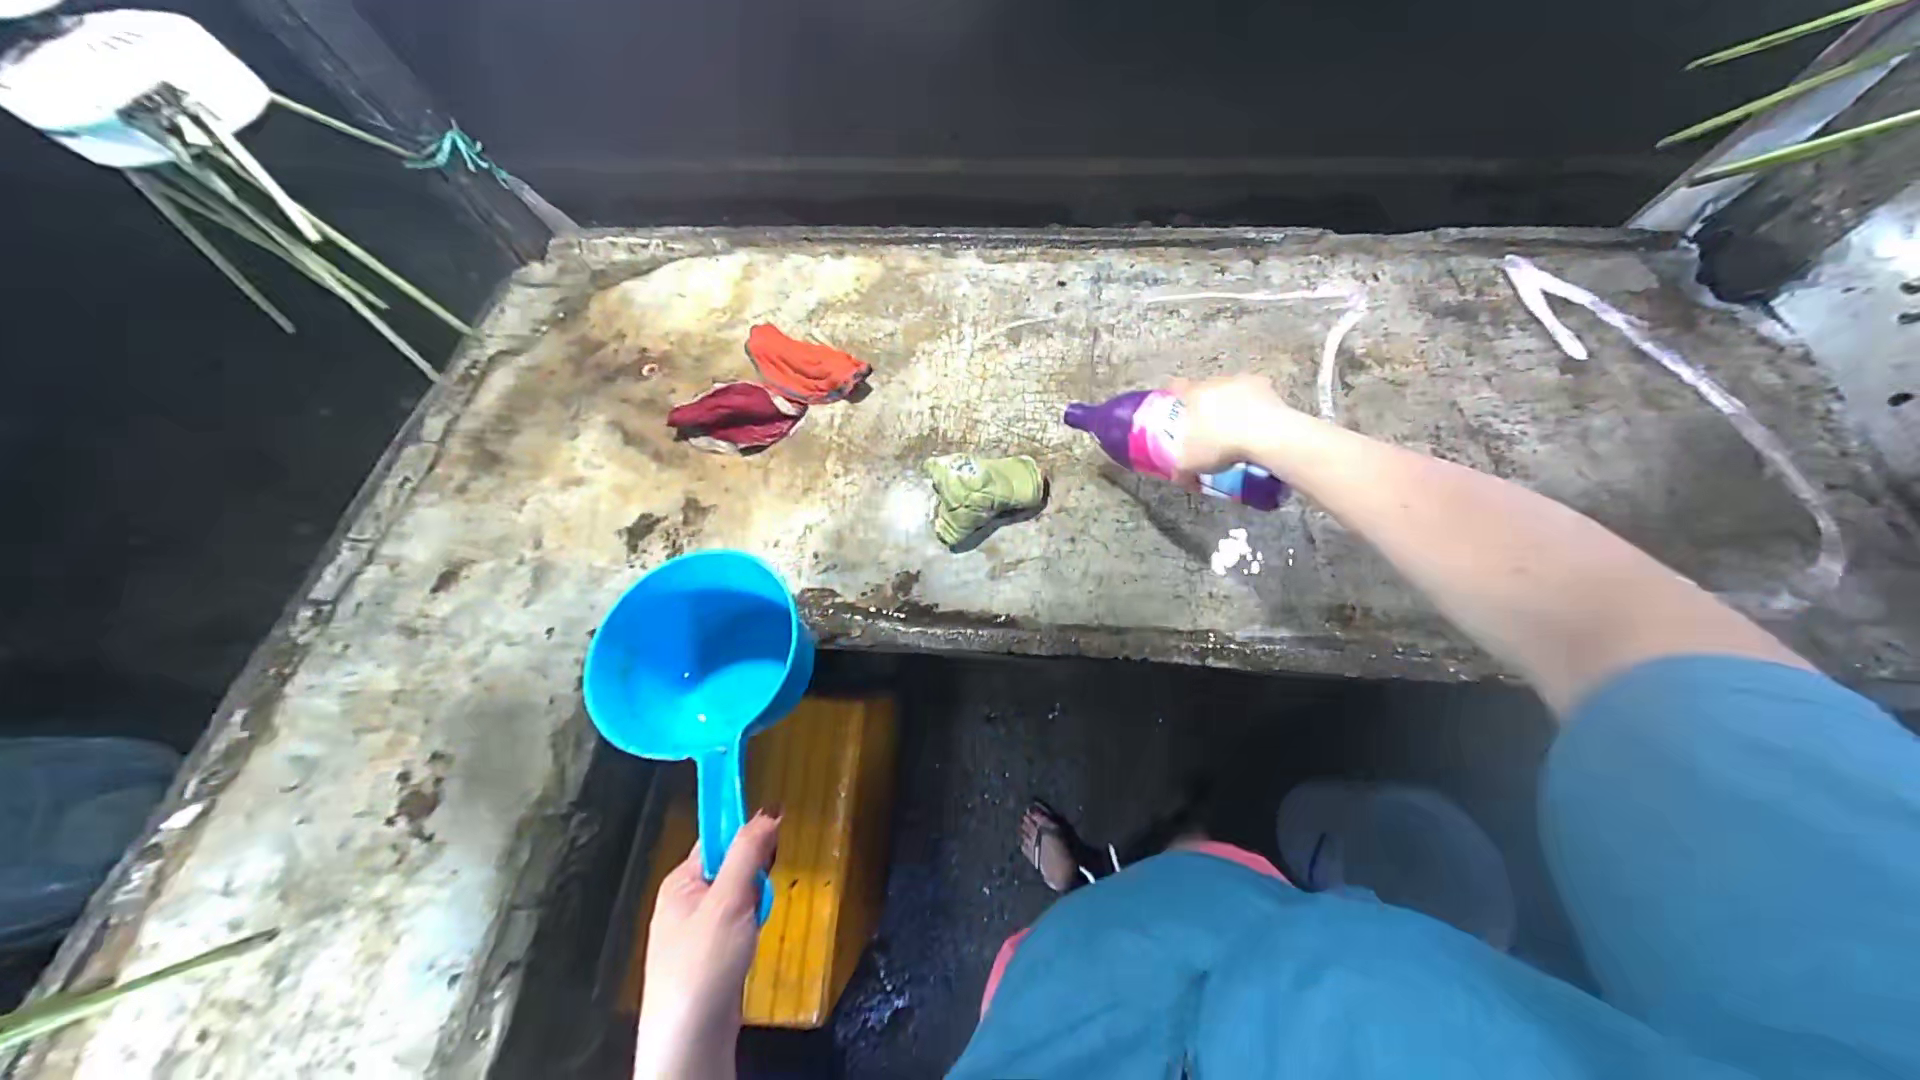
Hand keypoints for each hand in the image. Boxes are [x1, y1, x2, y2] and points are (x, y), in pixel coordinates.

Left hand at [634, 811, 779, 1079]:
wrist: (691, 1044)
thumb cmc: (703, 968)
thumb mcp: (729, 900)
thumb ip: (748, 853)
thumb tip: (767, 811)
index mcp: (679, 882)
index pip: (716, 838)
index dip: (744, 833)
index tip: (773, 835)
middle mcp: (684, 901)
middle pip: (731, 865)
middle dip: (754, 875)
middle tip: (759, 893)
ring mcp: (697, 929)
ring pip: (739, 894)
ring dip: (755, 902)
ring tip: (754, 923)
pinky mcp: (711, 953)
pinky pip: (739, 920)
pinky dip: (751, 924)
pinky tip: (751, 941)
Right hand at [1164, 374, 1294, 478]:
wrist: (1265, 437)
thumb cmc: (1220, 445)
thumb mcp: (1190, 464)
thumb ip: (1180, 468)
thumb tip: (1177, 476)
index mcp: (1192, 395)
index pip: (1176, 386)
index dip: (1174, 394)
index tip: (1175, 402)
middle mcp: (1215, 382)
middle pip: (1205, 388)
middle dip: (1205, 402)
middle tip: (1207, 422)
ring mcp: (1242, 381)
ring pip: (1231, 389)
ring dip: (1231, 403)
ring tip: (1235, 425)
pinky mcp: (1266, 386)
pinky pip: (1255, 395)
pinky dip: (1254, 406)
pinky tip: (1256, 424)